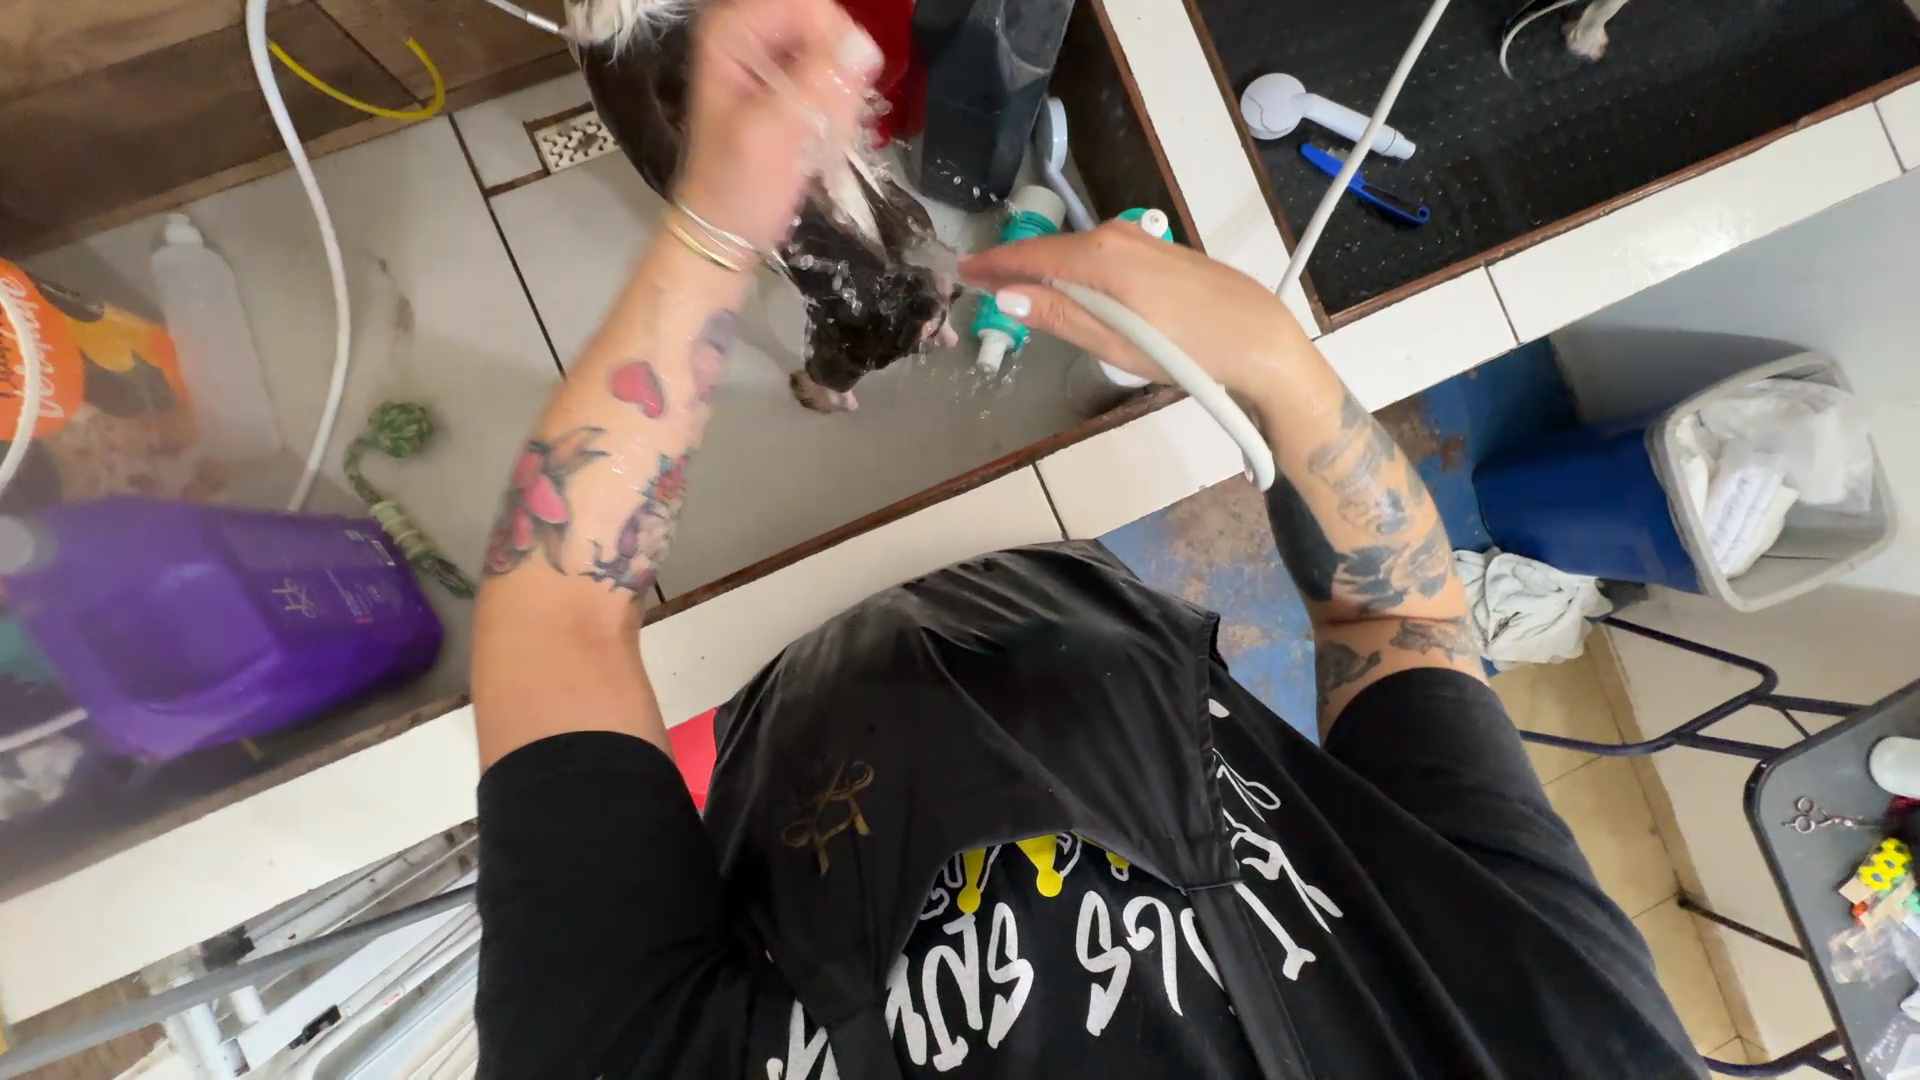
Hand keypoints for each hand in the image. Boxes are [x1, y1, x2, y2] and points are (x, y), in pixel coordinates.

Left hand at [676, 0, 881, 252]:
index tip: (843, 94)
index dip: (836, 46)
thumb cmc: (739, 188)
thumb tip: (864, 45)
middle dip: (837, 83)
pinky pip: (835, 90)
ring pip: (838, 64)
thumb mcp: (774, 134)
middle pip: (828, 33)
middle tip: (825, 130)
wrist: (726, 232)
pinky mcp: (791, 92)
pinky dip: (837, 120)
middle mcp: (752, 37)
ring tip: (819, 145)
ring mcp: (773, 65)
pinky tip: (822, 147)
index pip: (809, 7)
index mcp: (733, 32)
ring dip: (840, 108)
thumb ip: (816, 85)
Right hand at [959, 222, 1316, 399]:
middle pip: (1052, 252)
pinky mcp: (1158, 253)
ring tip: (1018, 292)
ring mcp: (1141, 241)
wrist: (1259, 339)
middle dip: (1015, 268)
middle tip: (983, 286)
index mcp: (1100, 257)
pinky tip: (1071, 291)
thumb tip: (1008, 297)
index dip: (994, 266)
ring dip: (1045, 272)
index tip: (963, 272)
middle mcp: (1117, 237)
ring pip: (1077, 256)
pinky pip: (1101, 259)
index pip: (1031, 257)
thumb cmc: (1186, 350)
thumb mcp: (1115, 343)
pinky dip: (1075, 273)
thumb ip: (1060, 317)